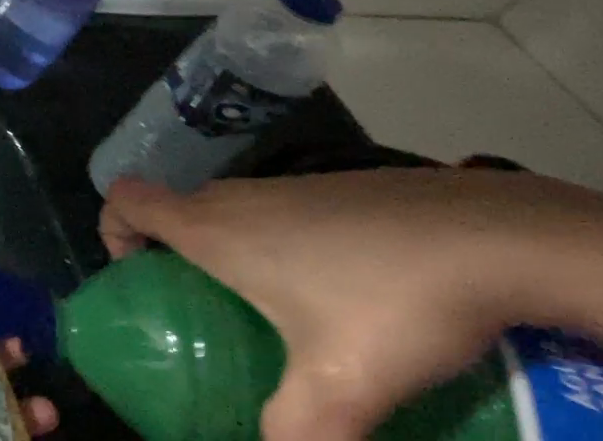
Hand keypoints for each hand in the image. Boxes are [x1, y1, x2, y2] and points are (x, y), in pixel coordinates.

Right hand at [100, 169, 602, 440]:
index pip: (124, 199)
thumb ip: (298, 429)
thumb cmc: (387, 298)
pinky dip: (278, 241)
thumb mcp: (342, 383)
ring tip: (279, 309)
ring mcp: (282, 185)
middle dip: (173, 254)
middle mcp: (233, 197)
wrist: (489, 236)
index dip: (113, 230)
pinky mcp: (327, 186)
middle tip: (209, 312)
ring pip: (226, 210)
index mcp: (210, 229)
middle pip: (172, 209)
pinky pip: (273, 210)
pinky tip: (342, 288)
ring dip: (229, 249)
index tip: (140, 276)